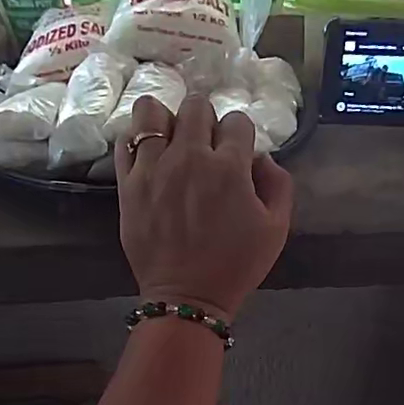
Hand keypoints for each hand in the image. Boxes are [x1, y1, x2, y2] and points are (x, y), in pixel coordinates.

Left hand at [114, 94, 294, 319]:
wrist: (188, 297)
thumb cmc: (236, 266)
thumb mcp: (276, 228)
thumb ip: (278, 183)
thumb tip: (260, 157)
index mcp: (229, 167)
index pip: (237, 121)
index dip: (240, 138)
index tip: (236, 158)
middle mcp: (189, 158)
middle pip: (196, 107)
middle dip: (206, 123)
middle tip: (205, 150)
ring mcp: (154, 169)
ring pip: (153, 112)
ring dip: (166, 121)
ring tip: (170, 143)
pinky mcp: (128, 185)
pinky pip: (125, 142)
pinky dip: (137, 142)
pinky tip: (148, 157)